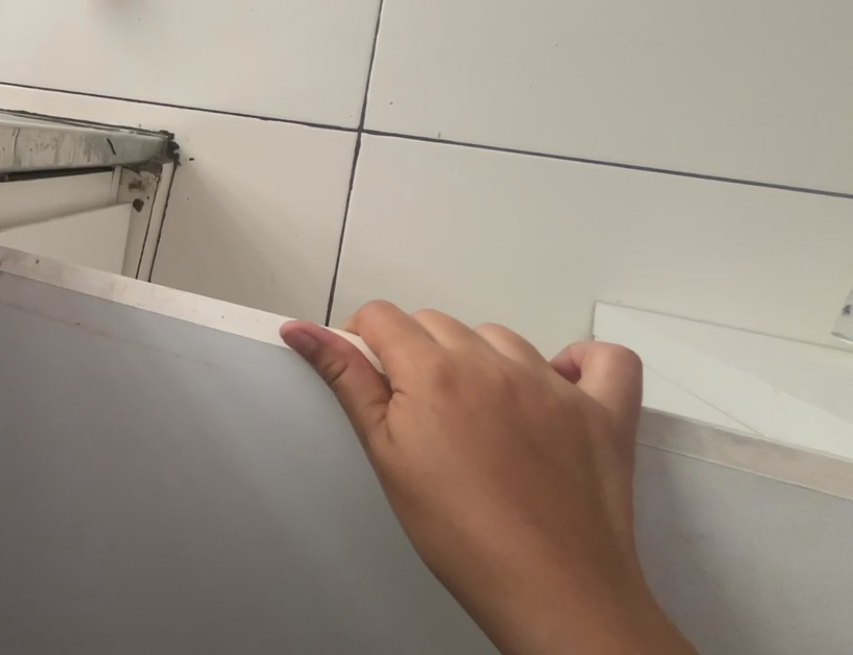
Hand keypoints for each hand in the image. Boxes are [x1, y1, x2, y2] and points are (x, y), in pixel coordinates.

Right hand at [280, 303, 694, 654]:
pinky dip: (580, 361)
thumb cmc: (455, 527)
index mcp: (431, 369)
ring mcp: (554, 385)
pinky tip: (557, 380)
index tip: (365, 374)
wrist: (550, 593)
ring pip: (497, 335)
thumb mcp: (382, 449)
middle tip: (414, 404)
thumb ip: (345, 377)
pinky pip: (607, 360)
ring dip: (476, 355)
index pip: (380, 315)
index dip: (362, 339)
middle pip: (433, 321)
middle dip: (414, 349)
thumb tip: (301, 329)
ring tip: (472, 406)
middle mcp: (491, 363)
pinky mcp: (605, 414)